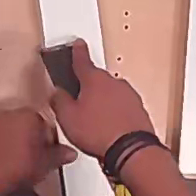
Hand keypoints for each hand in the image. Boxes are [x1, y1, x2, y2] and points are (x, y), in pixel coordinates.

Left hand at [0, 107, 74, 194]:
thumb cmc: (18, 167)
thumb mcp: (46, 164)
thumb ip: (59, 155)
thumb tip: (70, 152)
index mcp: (30, 115)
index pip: (45, 124)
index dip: (47, 141)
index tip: (47, 154)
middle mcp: (10, 113)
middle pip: (26, 125)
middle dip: (30, 139)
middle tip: (33, 159)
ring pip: (9, 131)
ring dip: (13, 142)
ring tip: (16, 163)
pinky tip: (2, 162)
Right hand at [48, 41, 154, 158]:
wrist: (131, 150)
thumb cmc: (101, 132)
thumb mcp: (67, 118)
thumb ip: (59, 101)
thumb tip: (57, 94)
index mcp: (94, 79)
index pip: (82, 60)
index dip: (77, 52)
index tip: (78, 44)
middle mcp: (114, 82)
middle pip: (96, 80)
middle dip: (87, 89)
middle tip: (77, 105)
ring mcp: (128, 95)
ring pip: (110, 94)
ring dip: (102, 103)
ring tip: (92, 124)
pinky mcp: (138, 109)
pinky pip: (121, 107)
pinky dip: (114, 114)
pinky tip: (107, 129)